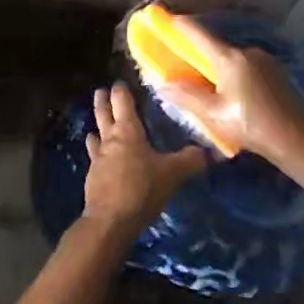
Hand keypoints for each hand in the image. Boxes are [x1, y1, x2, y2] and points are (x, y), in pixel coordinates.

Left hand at [82, 82, 208, 233]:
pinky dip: (98, 152)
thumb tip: (209, 151)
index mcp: (128, 131)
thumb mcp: (172, 174)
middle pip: (103, 114)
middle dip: (103, 102)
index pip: (122, 102)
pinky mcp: (94, 177)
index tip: (120, 81)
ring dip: (97, 127)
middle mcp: (110, 140)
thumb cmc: (141, 189)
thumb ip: (190, 160)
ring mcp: (98, 159)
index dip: (121, 90)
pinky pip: (95, 157)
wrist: (110, 221)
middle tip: (101, 90)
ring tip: (97, 125)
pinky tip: (99, 156)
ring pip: (97, 135)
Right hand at [149, 15, 303, 162]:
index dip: (182, 26)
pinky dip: (234, 73)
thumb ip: (187, 96)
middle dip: (199, 54)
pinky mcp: (275, 71)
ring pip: (233, 58)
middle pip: (216, 47)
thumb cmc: (251, 126)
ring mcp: (265, 60)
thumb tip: (164, 84)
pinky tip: (234, 93)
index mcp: (230, 59)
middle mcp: (248, 52)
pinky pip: (247, 66)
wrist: (297, 139)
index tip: (168, 18)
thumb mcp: (214, 115)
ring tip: (210, 87)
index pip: (200, 35)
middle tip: (184, 64)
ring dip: (219, 67)